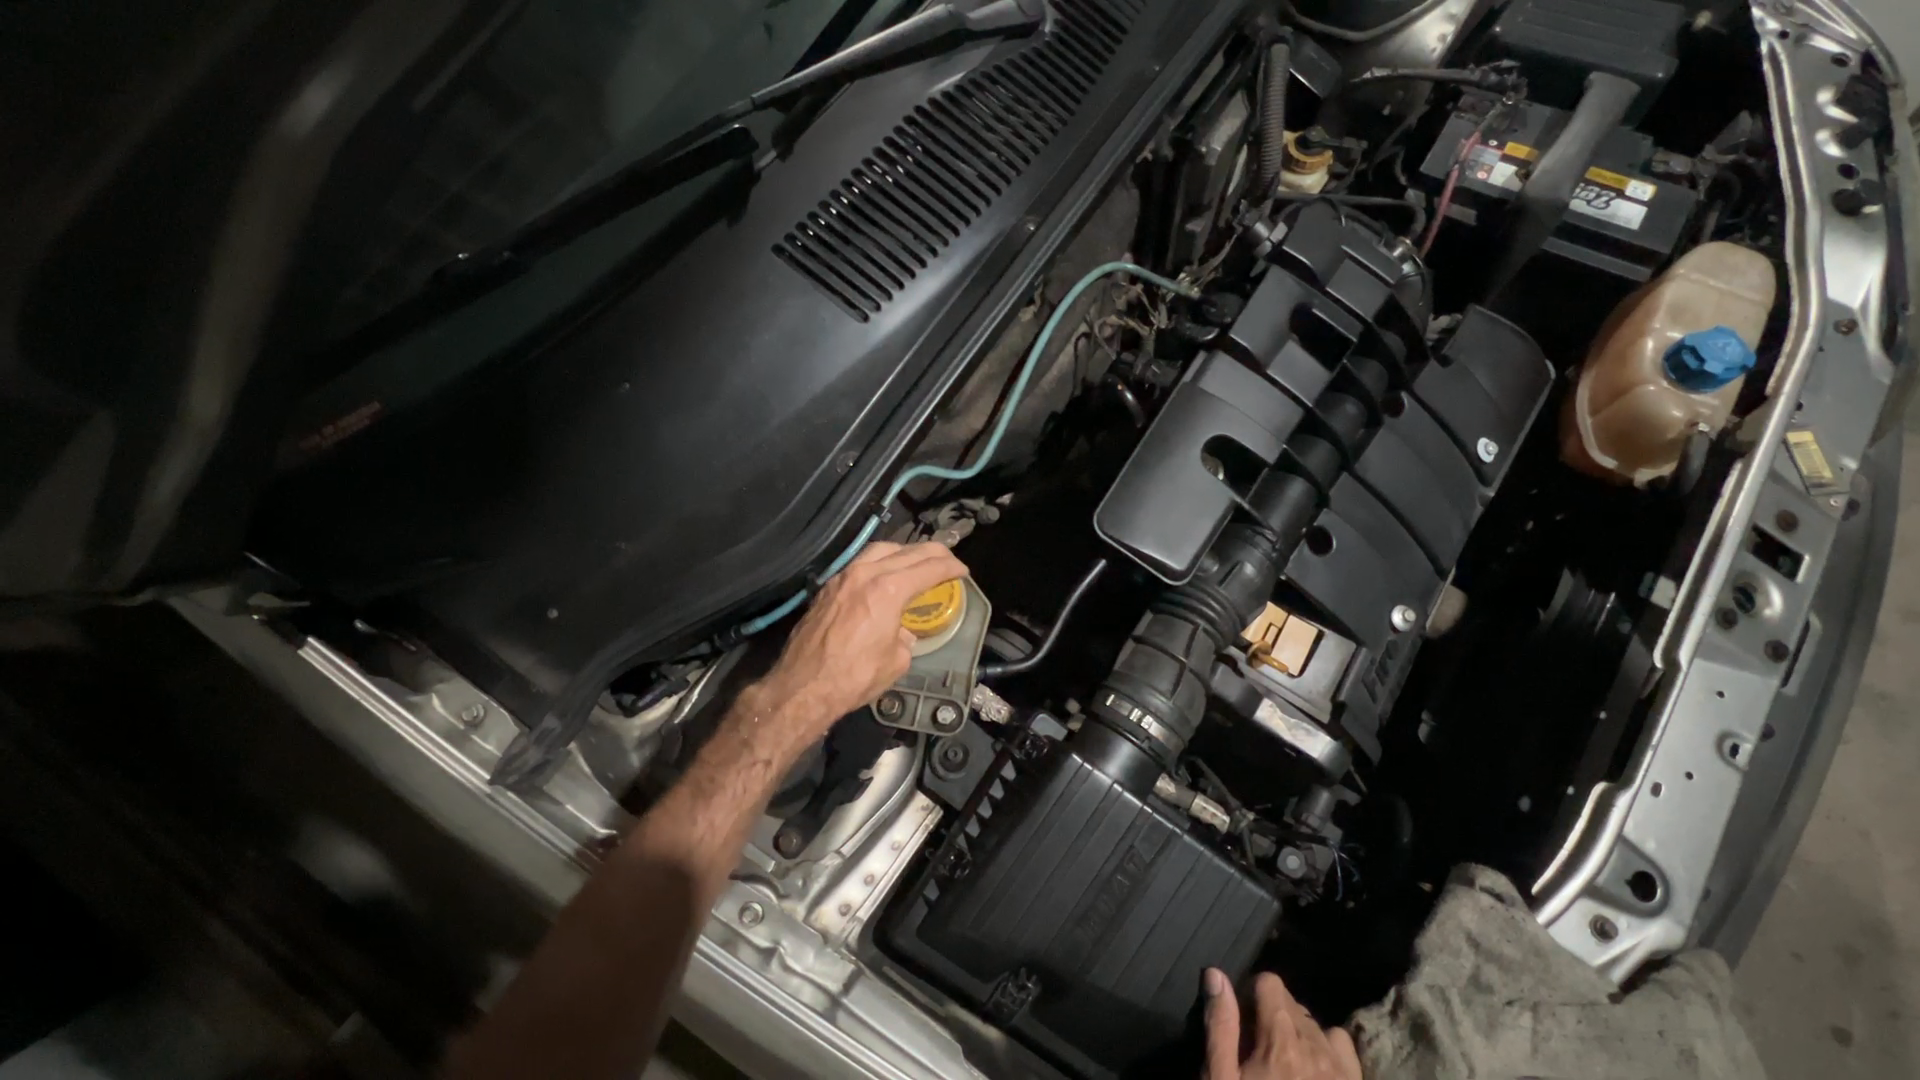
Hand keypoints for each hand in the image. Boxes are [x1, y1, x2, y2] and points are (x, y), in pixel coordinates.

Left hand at [761, 541, 969, 733]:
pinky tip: (884, 573)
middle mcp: (865, 574)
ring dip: (903, 551)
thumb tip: (902, 633)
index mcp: (888, 590)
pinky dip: (879, 562)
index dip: (950, 568)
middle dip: (932, 553)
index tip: (962, 571)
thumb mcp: (895, 661)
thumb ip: (905, 639)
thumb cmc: (854, 677)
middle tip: (947, 559)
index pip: (928, 568)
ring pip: (879, 550)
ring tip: (916, 560)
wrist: (803, 687)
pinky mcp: (826, 588)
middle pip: (906, 551)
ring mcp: (842, 578)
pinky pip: (859, 563)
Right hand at [1204, 969, 1360, 1079]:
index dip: (1251, 994)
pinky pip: (1342, 1045)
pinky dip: (1326, 1049)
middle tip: (1255, 1048)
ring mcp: (1341, 1068)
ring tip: (1283, 1064)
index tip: (1241, 1020)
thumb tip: (1216, 974)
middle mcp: (1316, 1044)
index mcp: (1280, 1037)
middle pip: (1293, 1003)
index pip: (1270, 983)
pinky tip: (1312, 1071)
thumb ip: (1220, 1026)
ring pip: (1317, 1025)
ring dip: (1298, 1033)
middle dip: (1272, 1014)